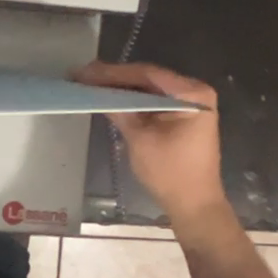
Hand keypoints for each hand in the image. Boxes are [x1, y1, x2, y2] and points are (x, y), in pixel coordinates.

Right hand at [73, 61, 227, 220]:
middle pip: (149, 78)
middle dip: (115, 78)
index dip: (112, 72)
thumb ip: (119, 110)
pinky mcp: (183, 116)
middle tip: (83, 75)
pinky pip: (154, 102)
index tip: (84, 72)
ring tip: (90, 84)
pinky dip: (133, 101)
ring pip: (149, 89)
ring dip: (122, 89)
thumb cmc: (170, 172)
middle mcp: (194, 92)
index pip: (147, 74)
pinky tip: (110, 98)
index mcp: (191, 93)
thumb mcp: (140, 139)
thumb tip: (94, 92)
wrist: (194, 205)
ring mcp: (190, 104)